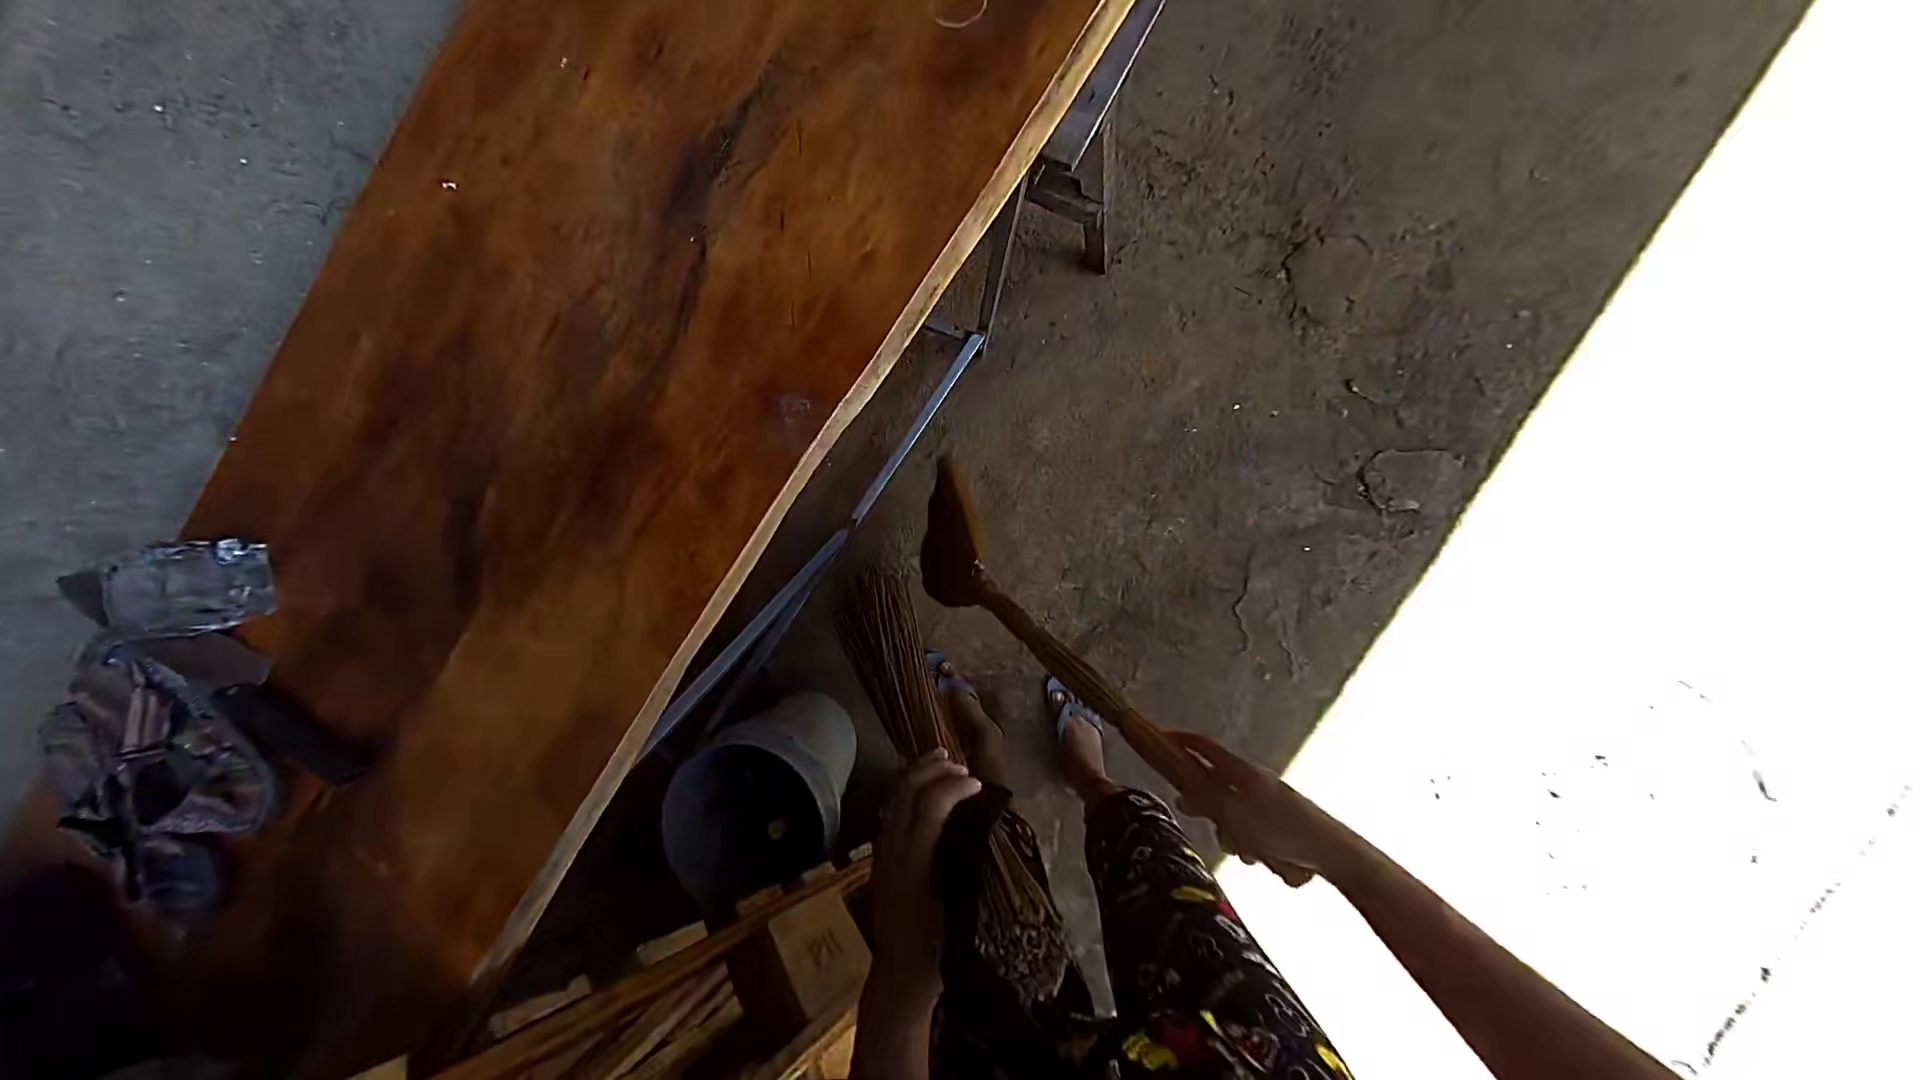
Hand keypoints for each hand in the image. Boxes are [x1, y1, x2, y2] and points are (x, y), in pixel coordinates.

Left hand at [867, 748, 980, 1007]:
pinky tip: (927, 788)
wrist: (899, 978)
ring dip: (920, 772)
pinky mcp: (881, 854)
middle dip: (936, 770)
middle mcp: (893, 847)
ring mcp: (883, 849)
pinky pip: (893, 806)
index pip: (931, 805)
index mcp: (914, 861)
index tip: (979, 786)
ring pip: (896, 794)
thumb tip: (986, 826)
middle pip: (908, 789)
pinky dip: (911, 787)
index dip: (955, 788)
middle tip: (964, 770)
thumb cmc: (938, 949)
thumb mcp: (962, 908)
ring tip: (943, 759)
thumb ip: (969, 864)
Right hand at [1168, 730, 1348, 887]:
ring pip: (1231, 809)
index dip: (1179, 740)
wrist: (1335, 853)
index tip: (1159, 739)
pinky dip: (1249, 839)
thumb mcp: (1234, 816)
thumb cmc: (1281, 829)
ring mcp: (1267, 797)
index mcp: (1240, 770)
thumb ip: (1204, 804)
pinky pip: (1250, 824)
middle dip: (1208, 807)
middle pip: (1214, 783)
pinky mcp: (1280, 818)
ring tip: (1247, 849)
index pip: (1202, 746)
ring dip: (1232, 830)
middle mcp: (1252, 779)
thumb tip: (1181, 796)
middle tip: (1211, 823)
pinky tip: (1262, 855)